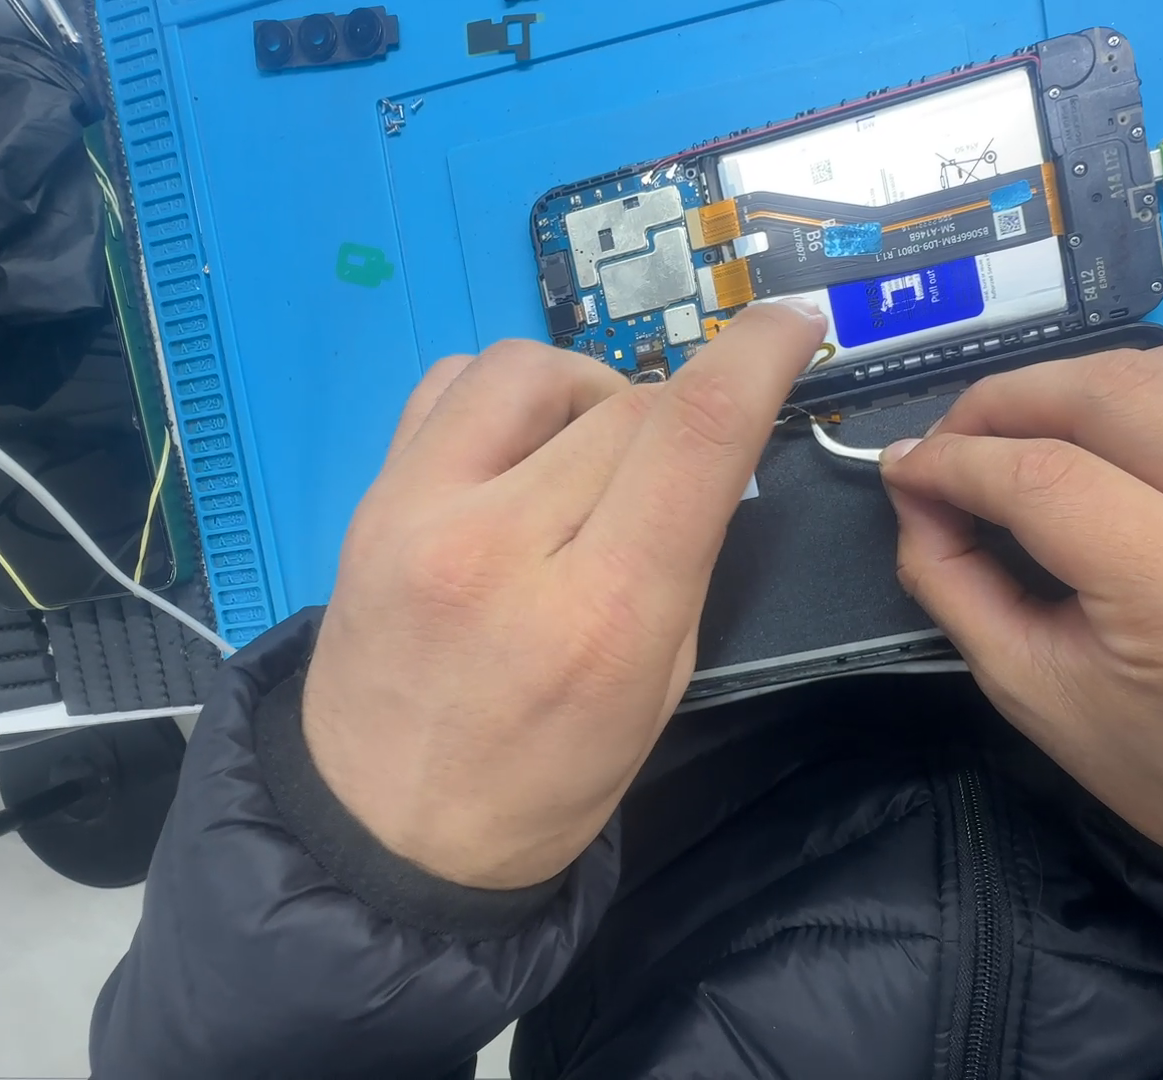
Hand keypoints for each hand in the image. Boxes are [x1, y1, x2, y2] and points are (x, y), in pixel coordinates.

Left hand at [301, 301, 825, 888]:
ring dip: (590, 394)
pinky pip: (452, 384)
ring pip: (532, 368)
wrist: (385, 831)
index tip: (792, 324)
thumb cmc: (550, 781)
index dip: (757, 357)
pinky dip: (509, 396)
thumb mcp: (658, 685)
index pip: (693, 437)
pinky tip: (519, 448)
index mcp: (603, 612)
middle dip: (675, 416)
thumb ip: (682, 557)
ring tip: (587, 452)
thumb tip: (696, 459)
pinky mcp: (369, 501)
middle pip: (626, 406)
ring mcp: (419, 513)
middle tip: (671, 469)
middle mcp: (503, 544)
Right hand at [879, 337, 1162, 875]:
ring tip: (1031, 430)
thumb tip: (911, 473)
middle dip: (1010, 399)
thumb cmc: (1156, 763)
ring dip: (1084, 385)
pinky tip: (1123, 428)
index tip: (906, 464)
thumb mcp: (1020, 680)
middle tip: (955, 434)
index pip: (1051, 480)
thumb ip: (946, 569)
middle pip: (1122, 395)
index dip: (959, 460)